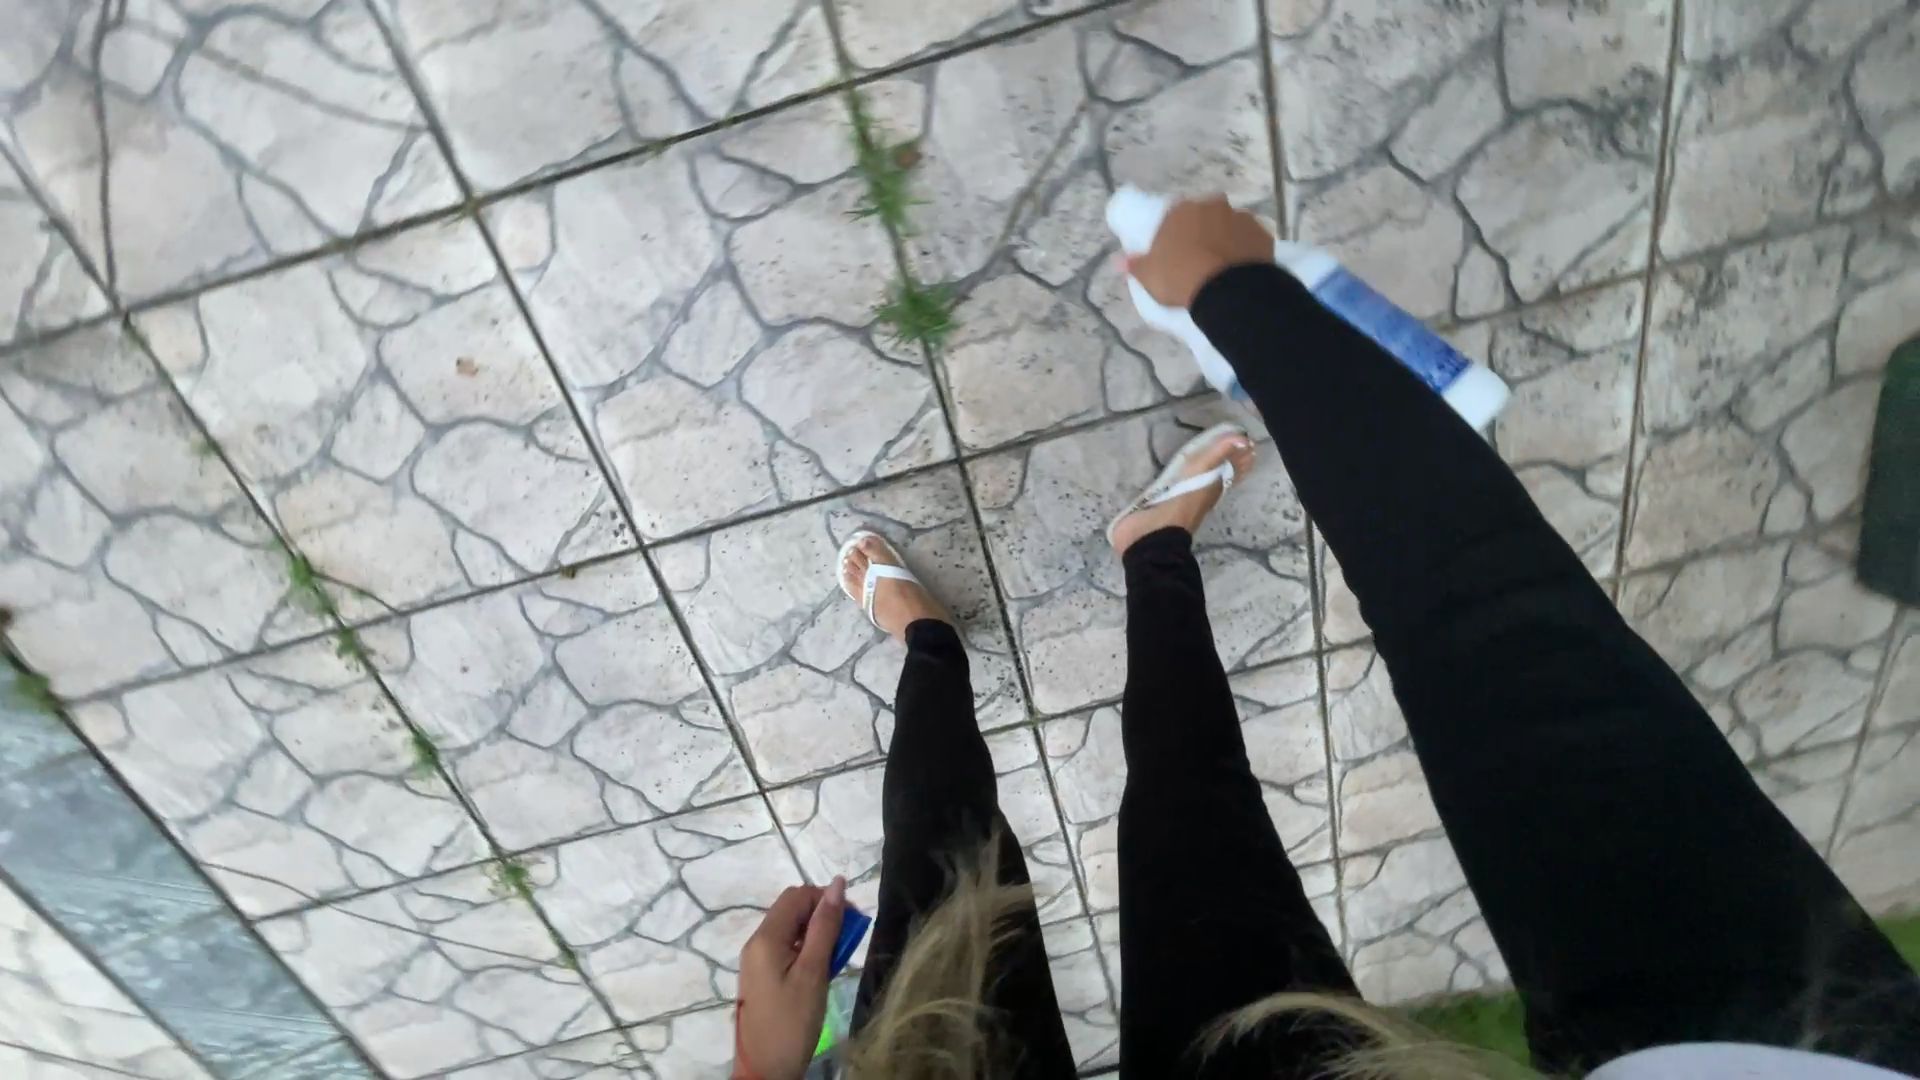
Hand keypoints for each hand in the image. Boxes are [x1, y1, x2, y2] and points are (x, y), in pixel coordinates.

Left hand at [737, 877, 846, 1079]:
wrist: (764, 1075)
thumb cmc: (792, 1022)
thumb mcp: (814, 972)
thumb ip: (825, 925)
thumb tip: (838, 883)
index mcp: (766, 937)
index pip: (798, 895)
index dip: (826, 899)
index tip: (851, 921)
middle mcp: (756, 942)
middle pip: (792, 909)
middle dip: (822, 915)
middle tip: (848, 938)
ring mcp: (756, 960)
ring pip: (791, 927)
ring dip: (816, 933)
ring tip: (837, 956)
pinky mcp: (761, 976)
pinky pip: (786, 947)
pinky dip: (806, 949)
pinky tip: (821, 969)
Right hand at [1125, 195, 1273, 308]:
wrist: (1226, 289)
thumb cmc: (1180, 277)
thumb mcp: (1149, 276)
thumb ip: (1134, 265)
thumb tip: (1118, 261)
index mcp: (1181, 211)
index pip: (1173, 216)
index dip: (1173, 234)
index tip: (1172, 252)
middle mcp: (1212, 205)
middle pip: (1204, 217)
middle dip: (1201, 232)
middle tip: (1196, 259)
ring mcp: (1241, 217)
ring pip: (1229, 227)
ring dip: (1224, 240)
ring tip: (1220, 268)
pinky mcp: (1262, 234)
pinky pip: (1249, 241)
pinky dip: (1244, 252)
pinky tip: (1239, 271)